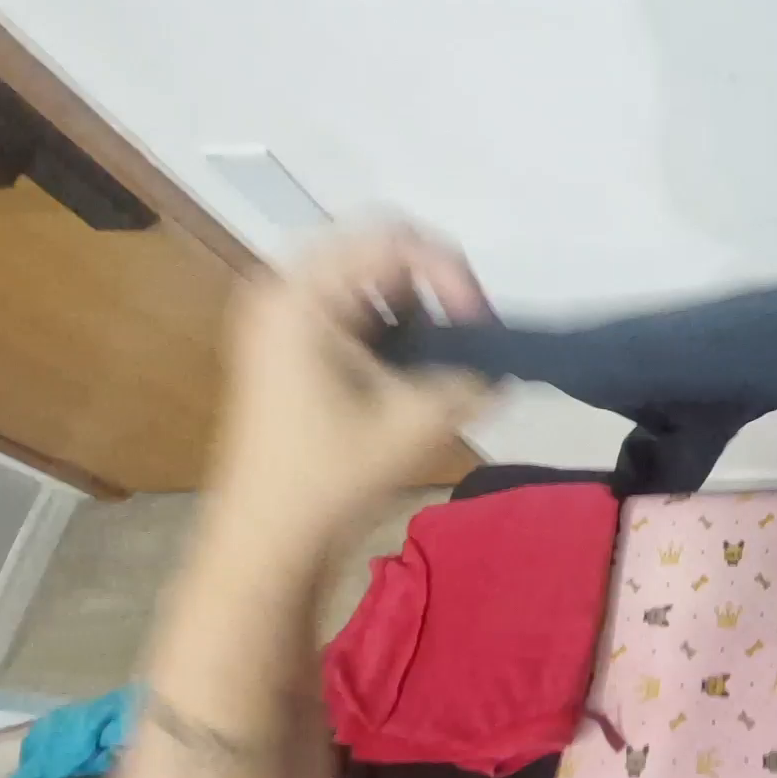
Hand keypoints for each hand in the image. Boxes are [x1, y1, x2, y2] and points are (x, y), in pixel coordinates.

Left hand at [205, 226, 494, 561]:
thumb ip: (478, 378)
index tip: (479, 325)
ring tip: (450, 348)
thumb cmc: (335, 473)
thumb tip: (507, 364)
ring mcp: (288, 317)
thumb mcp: (420, 419)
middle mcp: (288, 292)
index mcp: (304, 298)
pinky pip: (360, 304)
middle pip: (382, 248)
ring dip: (422, 302)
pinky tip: (420, 361)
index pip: (396, 242)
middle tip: (469, 328)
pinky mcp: (298, 343)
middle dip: (438, 281)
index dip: (451, 274)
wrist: (270, 535)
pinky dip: (402, 321)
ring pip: (374, 276)